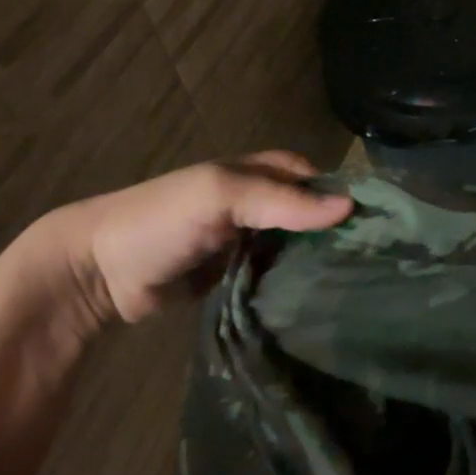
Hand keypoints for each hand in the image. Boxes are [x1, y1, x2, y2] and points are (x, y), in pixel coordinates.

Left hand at [36, 152, 353, 330]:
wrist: (98, 273)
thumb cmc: (161, 219)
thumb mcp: (222, 196)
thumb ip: (283, 201)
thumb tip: (350, 207)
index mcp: (257, 172)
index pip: (314, 179)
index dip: (340, 195)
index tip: (377, 224)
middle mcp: (257, 204)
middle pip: (308, 214)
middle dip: (334, 232)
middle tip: (372, 261)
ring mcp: (245, 242)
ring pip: (294, 248)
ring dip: (315, 262)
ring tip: (354, 287)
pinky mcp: (234, 277)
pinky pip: (273, 277)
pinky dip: (291, 286)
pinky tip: (315, 302)